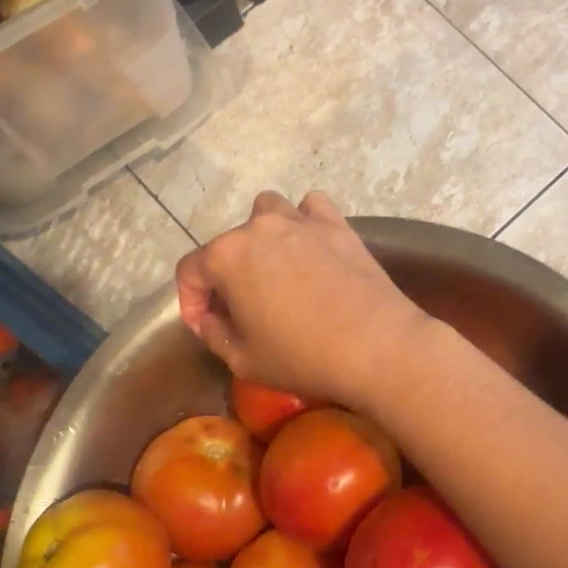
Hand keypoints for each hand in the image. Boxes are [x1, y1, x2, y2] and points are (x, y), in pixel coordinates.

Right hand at [175, 192, 431, 407]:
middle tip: (242, 309)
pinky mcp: (338, 225)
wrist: (377, 346)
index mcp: (227, 257)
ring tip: (273, 270)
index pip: (190, 270)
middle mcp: (259, 227)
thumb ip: (215, 334)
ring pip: (268, 212)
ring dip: (261, 237)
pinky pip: (311, 208)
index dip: (191, 301)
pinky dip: (304, 222)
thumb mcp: (244, 359)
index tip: (205, 325)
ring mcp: (301, 221)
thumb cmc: (303, 357)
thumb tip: (210, 318)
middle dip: (226, 275)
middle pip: (228, 243)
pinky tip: (309, 247)